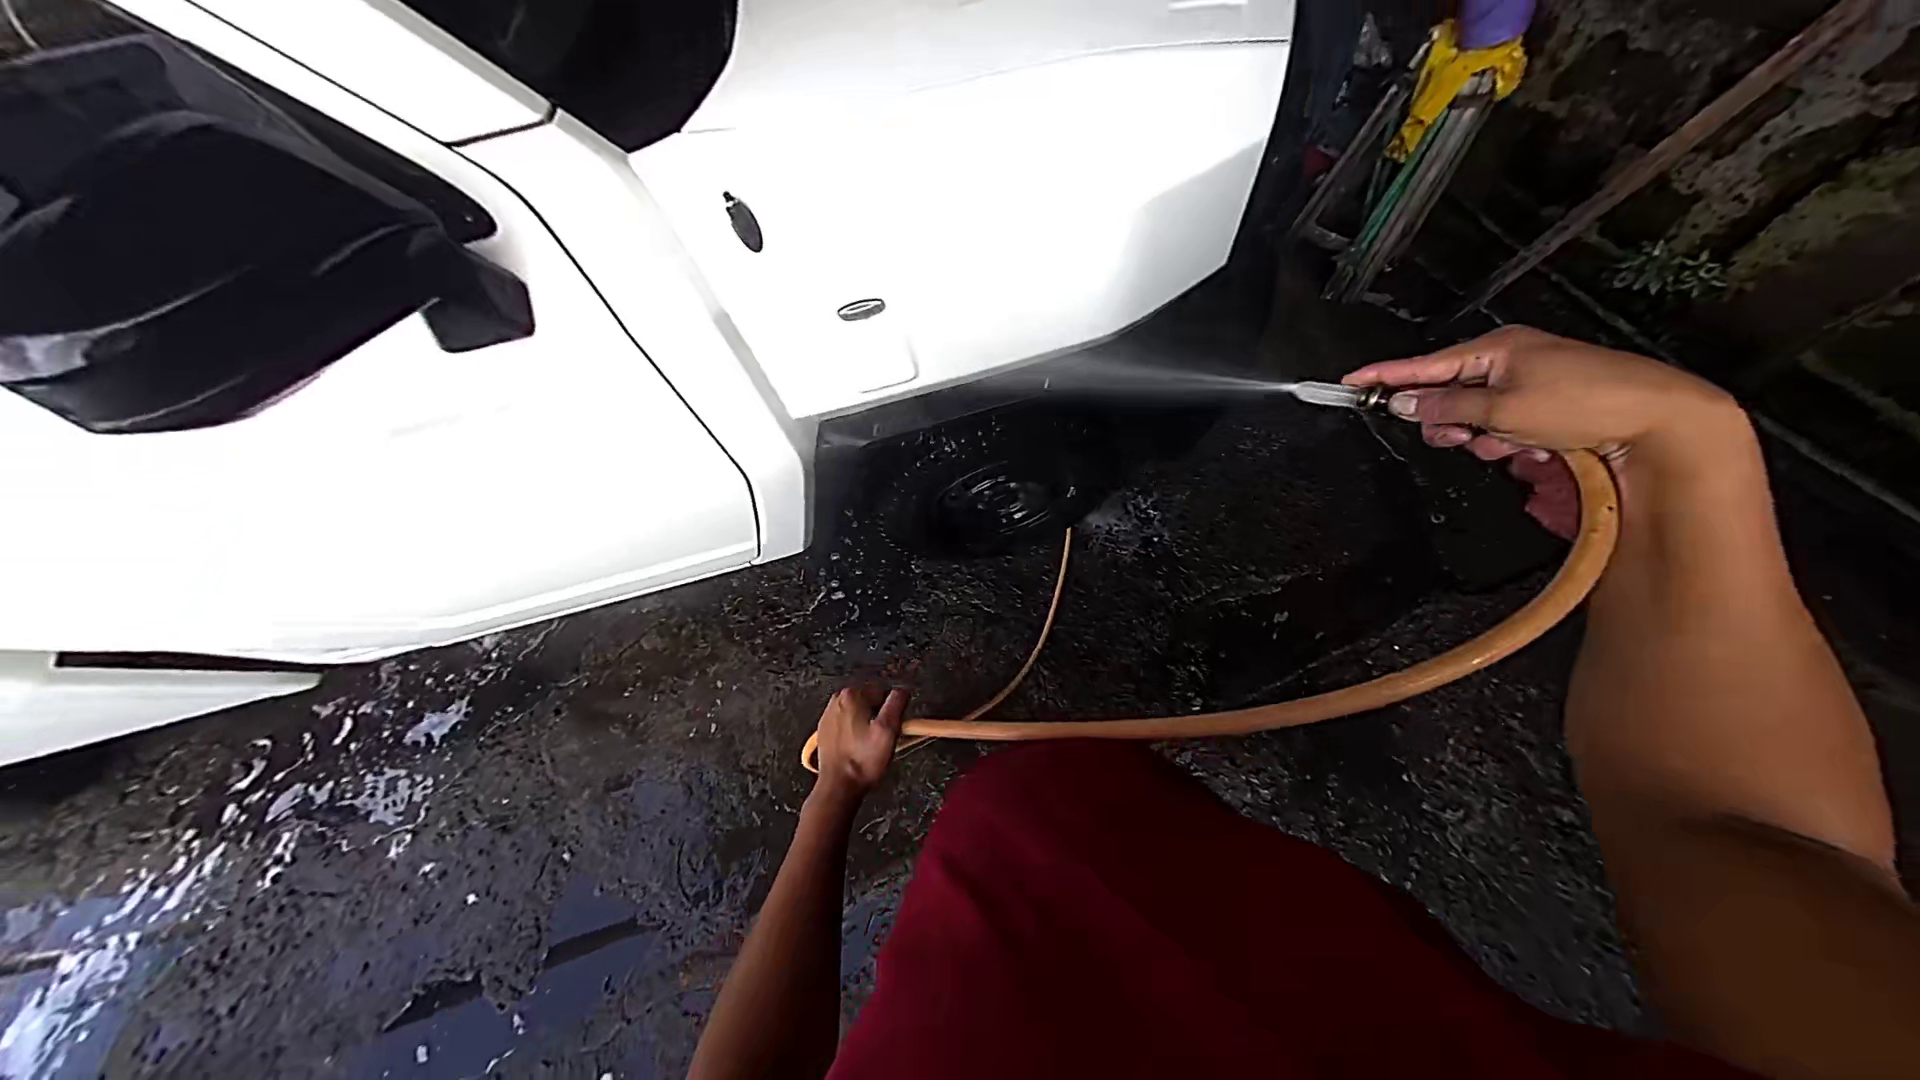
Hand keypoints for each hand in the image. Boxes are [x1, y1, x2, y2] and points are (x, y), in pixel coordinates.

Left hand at [809, 686, 906, 805]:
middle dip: (877, 716)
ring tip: (868, 745)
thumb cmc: (863, 761)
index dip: (890, 710)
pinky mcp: (824, 731)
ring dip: (866, 724)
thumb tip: (903, 690)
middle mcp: (836, 701)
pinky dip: (854, 733)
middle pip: (868, 701)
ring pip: (857, 713)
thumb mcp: (888, 730)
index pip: (881, 692)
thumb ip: (897, 704)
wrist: (838, 787)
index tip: (890, 727)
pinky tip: (857, 749)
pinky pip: (846, 724)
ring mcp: (828, 716)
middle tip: (880, 738)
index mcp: (851, 696)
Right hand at [1342, 326, 1738, 463]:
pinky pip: (1496, 422)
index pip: (1422, 364)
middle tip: (1460, 437)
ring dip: (1475, 434)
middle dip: (1445, 420)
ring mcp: (1524, 380)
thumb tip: (1401, 401)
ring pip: (1469, 413)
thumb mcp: (1501, 409)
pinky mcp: (1540, 402)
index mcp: (1494, 350)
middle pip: (1443, 394)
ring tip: (1504, 444)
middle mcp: (1506, 360)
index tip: (1349, 382)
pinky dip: (1500, 438)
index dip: (1383, 375)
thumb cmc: (1582, 403)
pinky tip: (1525, 446)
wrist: (1662, 418)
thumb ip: (1444, 406)